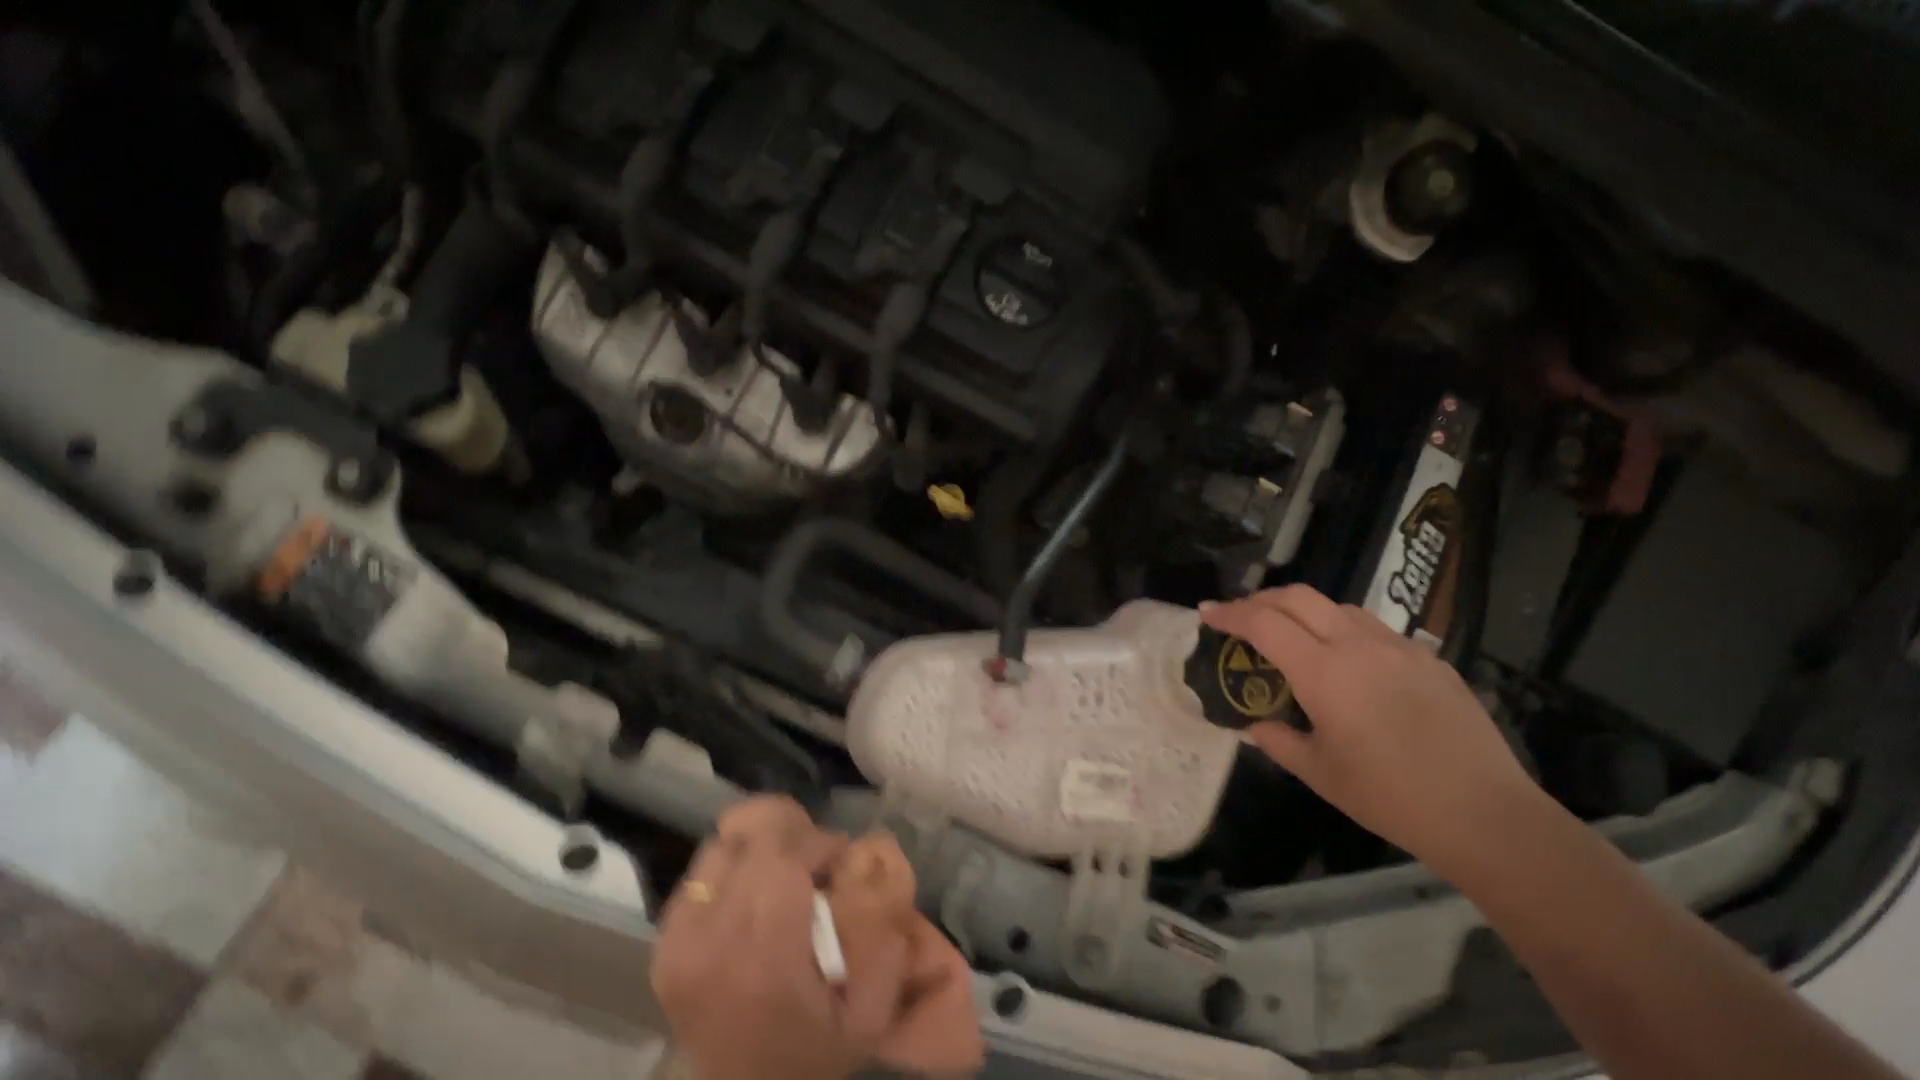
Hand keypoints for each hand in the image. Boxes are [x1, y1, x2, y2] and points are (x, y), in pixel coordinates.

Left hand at [652, 797, 906, 1079]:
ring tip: (786, 869)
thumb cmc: (814, 1056)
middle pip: (749, 844)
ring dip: (758, 849)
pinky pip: (697, 878)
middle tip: (818, 856)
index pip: (782, 858)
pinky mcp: (662, 947)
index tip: (842, 853)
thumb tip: (875, 867)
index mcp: (763, 959)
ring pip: (719, 850)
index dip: (817, 841)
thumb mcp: (870, 1013)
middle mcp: (709, 942)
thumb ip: (883, 940)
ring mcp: (677, 943)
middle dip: (791, 836)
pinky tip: (753, 892)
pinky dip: (730, 872)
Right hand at [1203, 586, 1551, 874]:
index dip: (1230, 614)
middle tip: (1241, 618)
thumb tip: (1254, 725)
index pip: (1264, 623)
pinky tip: (1351, 666)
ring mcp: (1400, 648)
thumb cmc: (1388, 796)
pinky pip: (1377, 631)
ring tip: (1293, 638)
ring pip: (1341, 607)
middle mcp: (1359, 645)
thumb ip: (1277, 740)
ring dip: (1306, 612)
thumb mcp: (1319, 773)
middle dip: (1262, 599)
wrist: (1482, 811)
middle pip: (1300, 597)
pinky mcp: (1430, 660)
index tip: (1206, 615)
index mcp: (1324, 671)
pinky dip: (1346, 632)